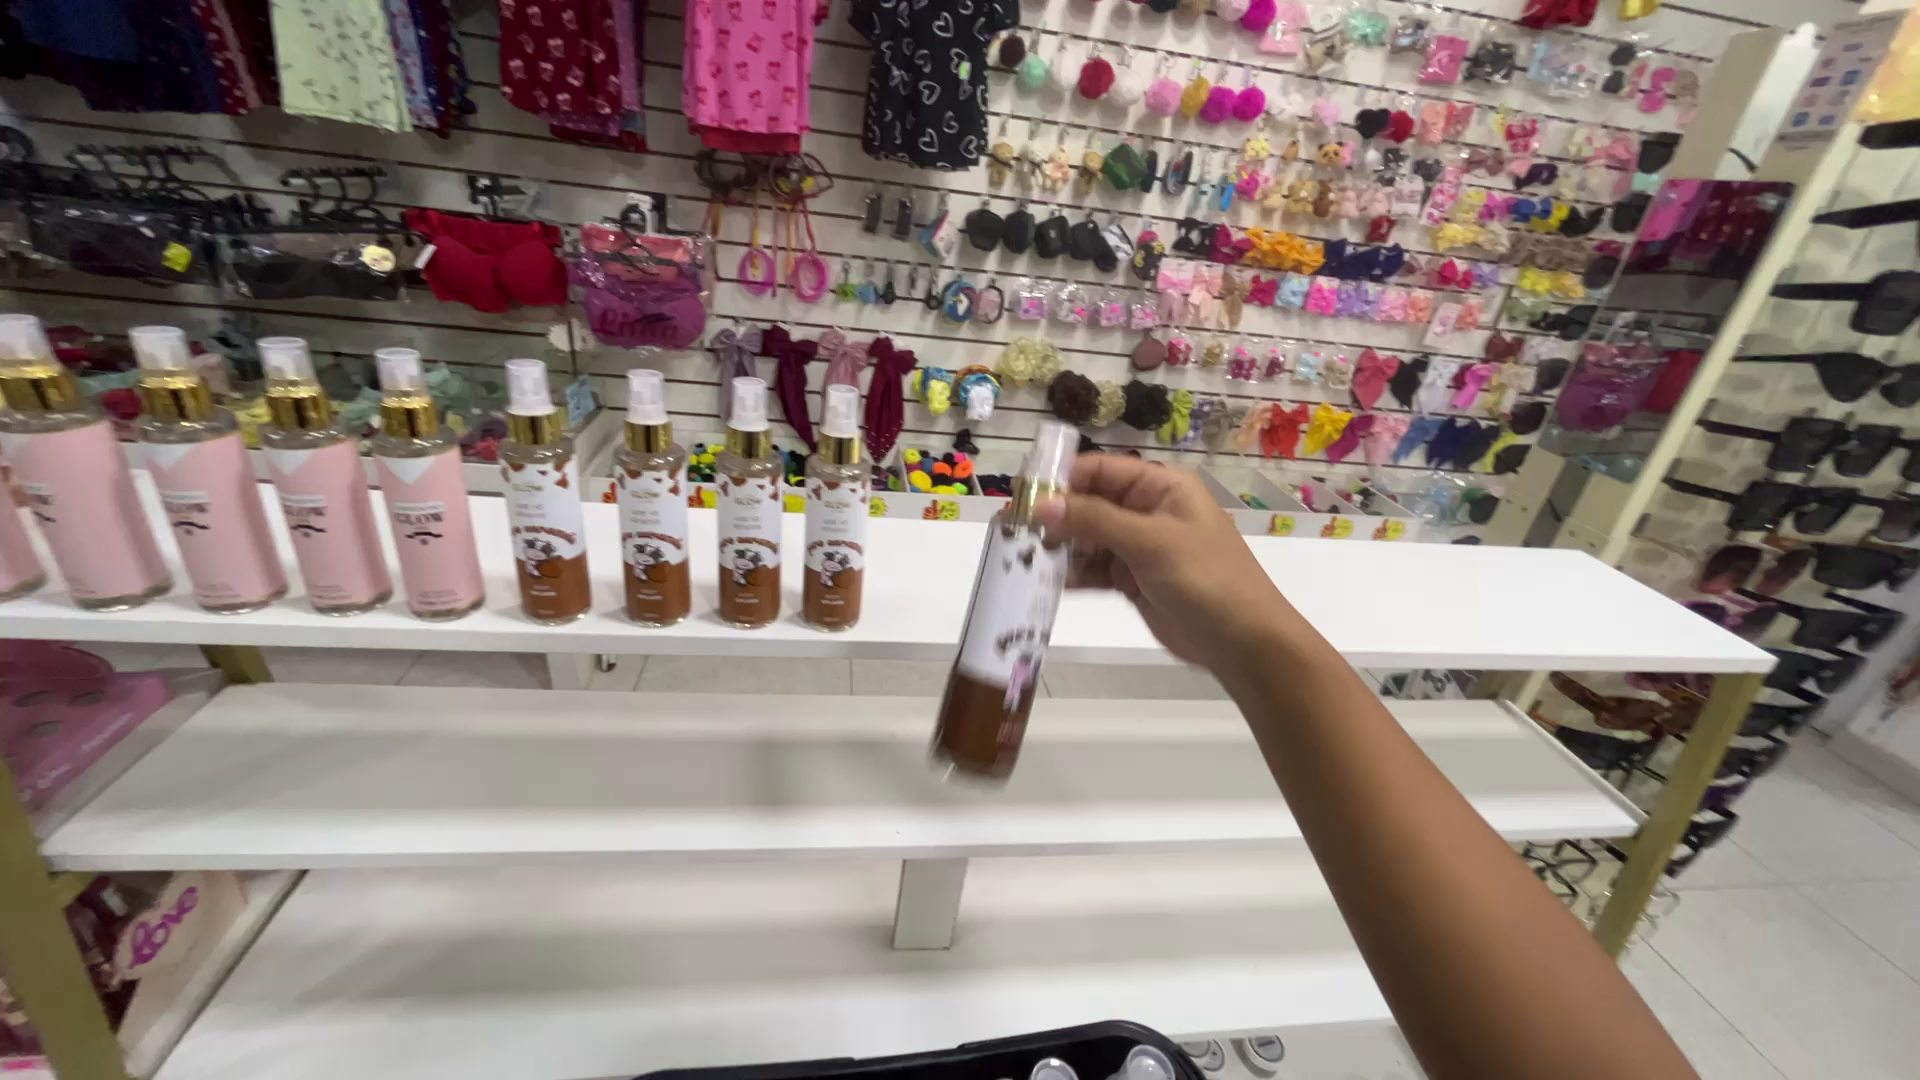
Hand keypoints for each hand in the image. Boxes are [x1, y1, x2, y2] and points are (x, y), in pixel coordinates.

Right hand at [1035, 454, 1300, 671]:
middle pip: (1089, 504)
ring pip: (1087, 539)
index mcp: (1160, 487)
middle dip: (1056, 517)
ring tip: (1023, 557)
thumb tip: (1041, 505)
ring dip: (1060, 548)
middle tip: (1015, 530)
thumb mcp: (1150, 541)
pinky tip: (1047, 581)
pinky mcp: (1131, 580)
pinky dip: (1073, 574)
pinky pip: (1093, 570)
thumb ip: (1094, 520)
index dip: (1062, 479)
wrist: (1241, 640)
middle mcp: (1146, 511)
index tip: (1024, 494)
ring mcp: (1138, 548)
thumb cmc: (1204, 578)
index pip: (1101, 471)